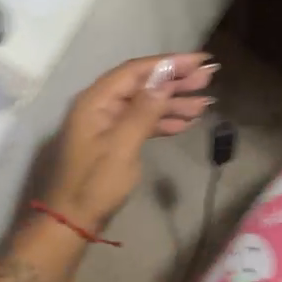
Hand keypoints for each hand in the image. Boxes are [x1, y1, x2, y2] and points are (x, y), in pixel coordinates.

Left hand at [38, 53, 215, 231]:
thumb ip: (144, 110)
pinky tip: (186, 122)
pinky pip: (142, 123)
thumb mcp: (123, 146)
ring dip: (174, 103)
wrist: (73, 219)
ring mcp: (107, 124)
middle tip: (209, 79)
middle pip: (142, 85)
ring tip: (205, 104)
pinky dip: (163, 121)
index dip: (169, 64)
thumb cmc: (95, 183)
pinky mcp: (114, 141)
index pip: (136, 71)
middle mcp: (100, 106)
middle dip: (176, 81)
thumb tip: (165, 78)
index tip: (200, 61)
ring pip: (145, 104)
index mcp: (96, 100)